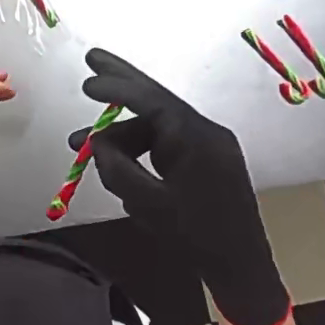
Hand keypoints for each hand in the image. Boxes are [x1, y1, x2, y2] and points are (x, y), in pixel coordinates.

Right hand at [71, 48, 288, 324]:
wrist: (241, 265)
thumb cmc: (197, 236)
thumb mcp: (150, 204)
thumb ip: (118, 170)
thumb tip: (96, 144)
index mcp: (196, 137)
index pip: (151, 100)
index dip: (117, 87)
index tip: (86, 81)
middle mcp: (203, 132)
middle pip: (155, 100)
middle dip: (121, 82)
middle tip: (92, 59)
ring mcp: (204, 146)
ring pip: (154, 130)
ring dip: (120, 137)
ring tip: (83, 149)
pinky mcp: (202, 162)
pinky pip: (163, 147)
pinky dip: (137, 153)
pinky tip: (117, 170)